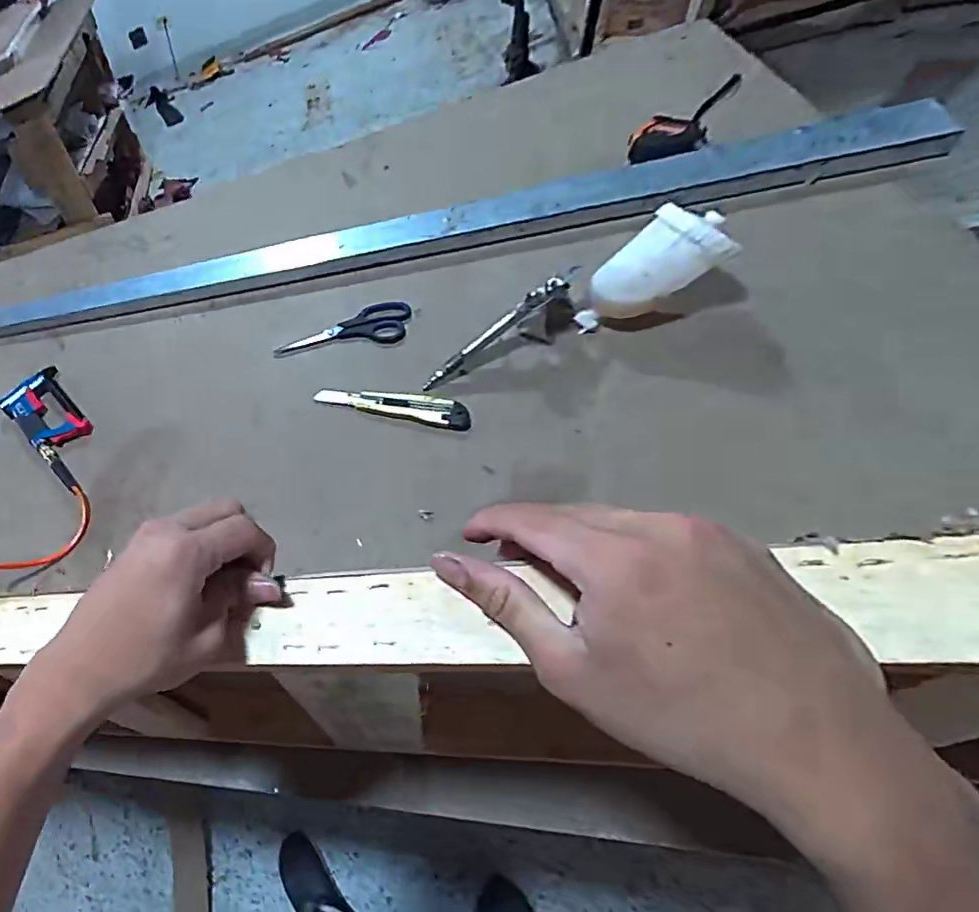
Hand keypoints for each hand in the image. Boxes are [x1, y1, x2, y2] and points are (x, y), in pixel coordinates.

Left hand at [17, 500, 282, 726]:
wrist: (85, 662)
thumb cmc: (147, 657)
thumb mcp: (205, 638)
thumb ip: (237, 600)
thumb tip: (265, 585)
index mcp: (185, 548)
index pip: (243, 528)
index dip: (264, 553)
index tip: (262, 587)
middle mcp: (165, 528)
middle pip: (225, 509)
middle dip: (245, 540)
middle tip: (245, 583)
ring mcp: (146, 532)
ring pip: (201, 517)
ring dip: (220, 541)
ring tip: (219, 588)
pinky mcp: (135, 543)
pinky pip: (179, 529)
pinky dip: (198, 545)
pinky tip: (194, 584)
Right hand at [432, 504, 904, 816]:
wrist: (827, 757)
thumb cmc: (680, 716)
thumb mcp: (570, 667)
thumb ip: (502, 603)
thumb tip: (445, 561)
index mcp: (616, 557)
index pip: (527, 517)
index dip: (488, 523)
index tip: (469, 539)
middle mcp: (665, 530)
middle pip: (571, 515)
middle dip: (535, 536)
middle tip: (523, 573)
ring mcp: (716, 538)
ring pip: (619, 520)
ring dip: (584, 542)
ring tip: (583, 587)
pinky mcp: (753, 553)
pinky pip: (667, 533)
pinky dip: (634, 549)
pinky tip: (645, 593)